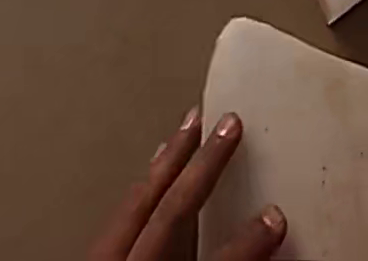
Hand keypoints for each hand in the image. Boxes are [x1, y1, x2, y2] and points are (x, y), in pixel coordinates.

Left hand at [87, 107, 287, 260]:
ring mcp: (102, 257)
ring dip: (168, 159)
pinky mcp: (92, 255)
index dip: (248, 240)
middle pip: (169, 209)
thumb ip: (223, 260)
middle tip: (230, 121)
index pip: (213, 260)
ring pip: (137, 200)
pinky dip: (144, 183)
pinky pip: (120, 212)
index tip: (276, 216)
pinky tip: (155, 167)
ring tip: (190, 124)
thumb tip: (265, 236)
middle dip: (204, 163)